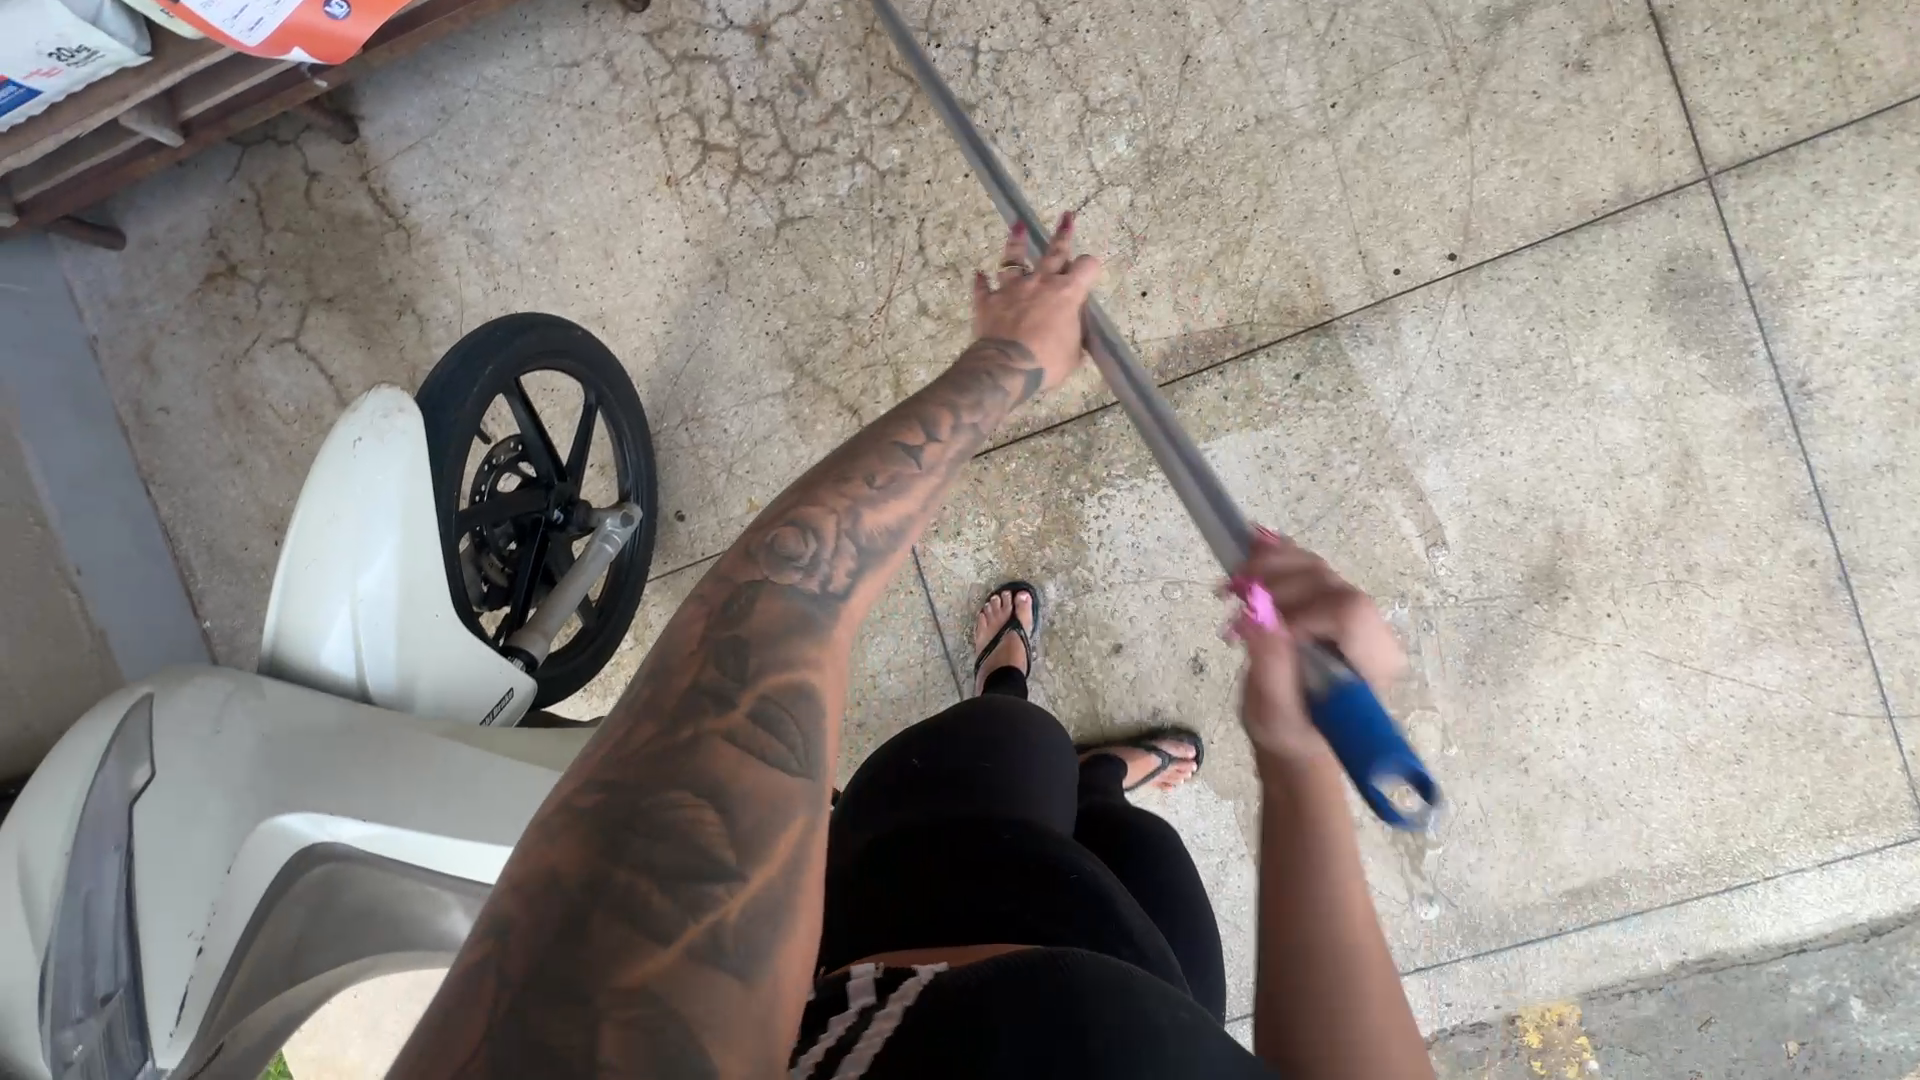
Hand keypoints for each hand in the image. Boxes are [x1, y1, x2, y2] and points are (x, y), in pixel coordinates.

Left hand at [970, 214, 1101, 392]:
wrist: (1007, 368)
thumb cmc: (1047, 362)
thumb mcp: (1074, 354)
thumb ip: (1075, 336)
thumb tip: (1073, 334)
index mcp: (1067, 293)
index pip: (1087, 267)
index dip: (1090, 267)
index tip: (1090, 270)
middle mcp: (1040, 282)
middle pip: (1054, 251)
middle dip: (1063, 233)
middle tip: (1066, 216)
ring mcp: (1011, 289)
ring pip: (1014, 258)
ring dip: (1016, 242)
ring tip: (1017, 227)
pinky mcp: (988, 302)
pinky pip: (982, 288)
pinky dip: (981, 282)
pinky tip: (979, 275)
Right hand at [1235, 529, 1405, 763]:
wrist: (1295, 732)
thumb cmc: (1291, 732)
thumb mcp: (1277, 714)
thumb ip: (1272, 668)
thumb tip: (1257, 617)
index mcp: (1371, 661)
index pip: (1348, 612)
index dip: (1299, 613)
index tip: (1262, 633)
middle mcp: (1370, 629)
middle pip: (1327, 582)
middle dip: (1272, 586)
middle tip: (1233, 602)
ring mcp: (1349, 610)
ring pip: (1313, 567)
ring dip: (1265, 568)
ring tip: (1233, 587)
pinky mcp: (1326, 600)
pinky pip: (1305, 564)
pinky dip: (1274, 555)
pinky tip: (1249, 550)